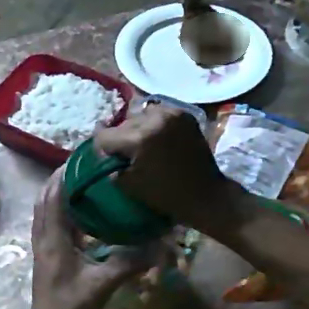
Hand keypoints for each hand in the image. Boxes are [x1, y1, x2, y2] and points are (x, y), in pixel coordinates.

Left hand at [26, 172, 146, 308]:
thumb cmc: (72, 306)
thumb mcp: (103, 283)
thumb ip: (129, 263)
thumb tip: (159, 245)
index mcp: (53, 238)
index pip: (54, 196)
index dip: (65, 174)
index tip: (82, 158)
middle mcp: (43, 237)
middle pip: (45, 197)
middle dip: (61, 178)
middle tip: (84, 165)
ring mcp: (41, 246)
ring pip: (44, 209)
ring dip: (58, 191)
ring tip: (82, 181)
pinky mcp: (45, 254)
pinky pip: (48, 221)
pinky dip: (59, 208)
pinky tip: (79, 211)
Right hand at [90, 103, 233, 230]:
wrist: (205, 194)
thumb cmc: (165, 195)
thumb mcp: (129, 184)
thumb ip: (111, 164)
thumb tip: (104, 151)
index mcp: (139, 139)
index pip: (104, 135)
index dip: (103, 149)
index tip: (108, 157)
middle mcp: (154, 119)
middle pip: (122, 123)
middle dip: (121, 138)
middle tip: (128, 153)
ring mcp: (172, 113)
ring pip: (140, 114)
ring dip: (138, 127)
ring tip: (145, 144)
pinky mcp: (185, 114)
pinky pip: (159, 112)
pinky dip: (155, 123)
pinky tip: (159, 137)